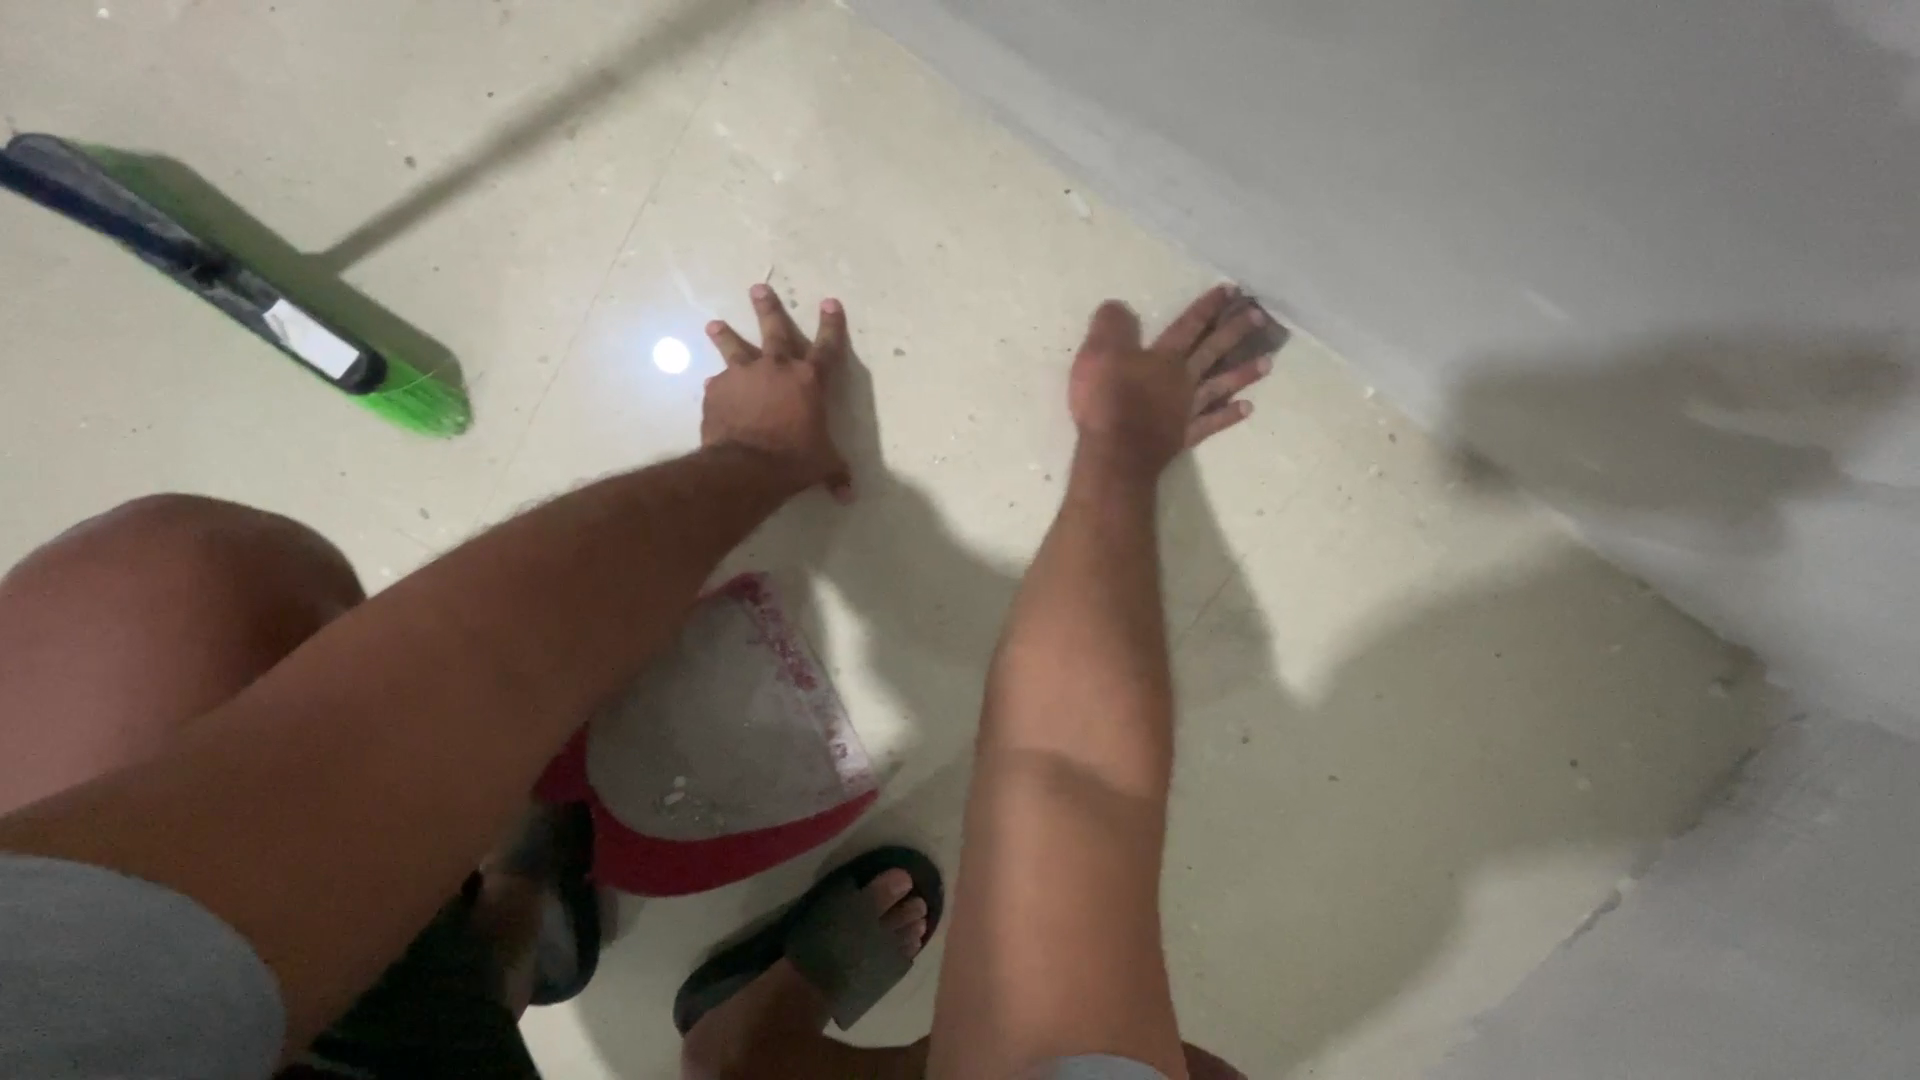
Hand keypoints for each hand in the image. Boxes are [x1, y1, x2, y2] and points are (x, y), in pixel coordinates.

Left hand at [702, 284, 853, 501]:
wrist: (747, 466)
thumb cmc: (795, 460)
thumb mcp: (823, 465)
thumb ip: (835, 473)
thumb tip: (848, 496)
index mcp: (810, 381)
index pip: (827, 347)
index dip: (831, 325)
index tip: (829, 302)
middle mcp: (776, 368)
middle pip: (774, 330)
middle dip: (768, 308)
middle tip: (758, 288)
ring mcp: (743, 375)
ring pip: (734, 346)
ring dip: (725, 334)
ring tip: (714, 324)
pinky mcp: (717, 390)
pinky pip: (718, 384)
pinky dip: (718, 385)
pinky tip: (712, 387)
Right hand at [1067, 284, 1277, 478]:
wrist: (1115, 452)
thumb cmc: (1106, 400)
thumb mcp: (1098, 352)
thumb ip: (1111, 325)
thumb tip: (1119, 306)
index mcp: (1164, 357)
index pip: (1189, 325)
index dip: (1208, 307)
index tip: (1231, 291)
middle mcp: (1182, 380)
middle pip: (1212, 351)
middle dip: (1234, 332)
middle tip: (1260, 317)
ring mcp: (1185, 410)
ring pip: (1220, 387)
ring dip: (1243, 374)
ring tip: (1268, 363)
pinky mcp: (1182, 437)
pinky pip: (1211, 424)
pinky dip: (1229, 416)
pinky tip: (1247, 409)